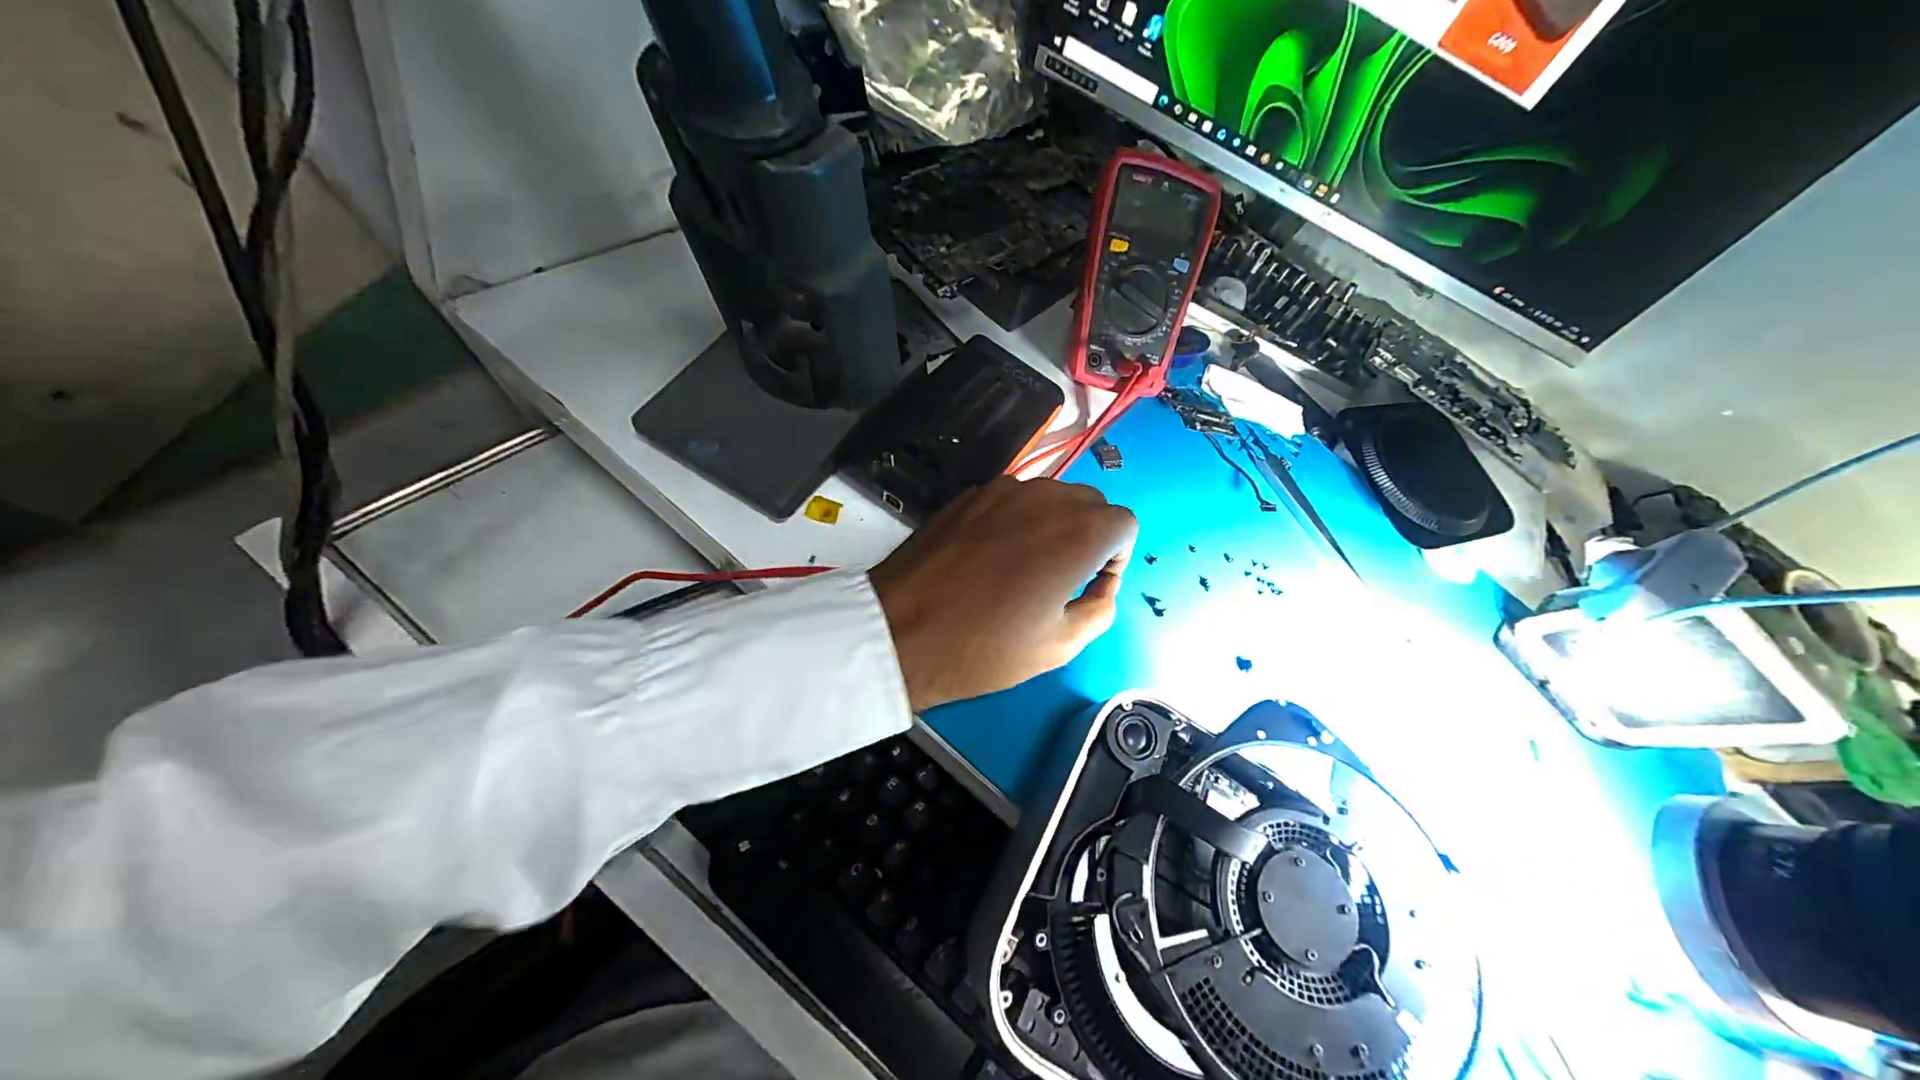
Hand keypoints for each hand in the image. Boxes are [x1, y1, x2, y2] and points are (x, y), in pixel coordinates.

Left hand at [869, 476, 1137, 711]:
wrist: (900, 633)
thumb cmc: (985, 647)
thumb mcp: (1060, 645)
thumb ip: (1101, 606)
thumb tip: (1103, 582)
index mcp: (1078, 531)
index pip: (1125, 523)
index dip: (1116, 557)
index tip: (1090, 585)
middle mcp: (1045, 497)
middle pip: (1090, 503)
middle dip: (1090, 536)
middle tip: (1062, 578)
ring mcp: (1002, 491)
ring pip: (1049, 497)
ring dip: (1053, 525)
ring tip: (1024, 567)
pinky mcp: (968, 496)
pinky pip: (1011, 501)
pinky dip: (1017, 521)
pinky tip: (990, 557)